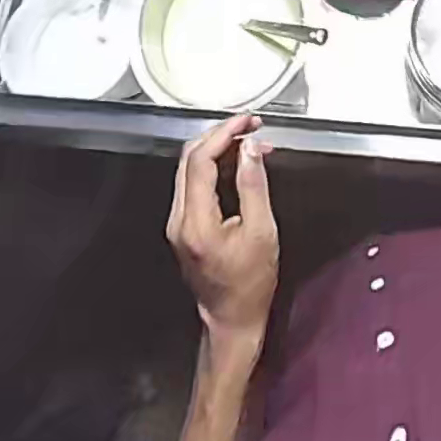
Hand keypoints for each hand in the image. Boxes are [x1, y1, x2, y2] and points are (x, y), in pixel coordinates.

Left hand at [166, 114, 278, 345]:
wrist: (231, 319)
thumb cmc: (251, 282)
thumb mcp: (262, 231)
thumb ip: (254, 185)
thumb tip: (251, 148)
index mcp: (196, 222)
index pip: (200, 161)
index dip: (224, 134)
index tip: (249, 121)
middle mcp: (179, 219)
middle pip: (189, 159)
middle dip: (221, 135)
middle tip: (252, 125)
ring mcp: (178, 222)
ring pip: (190, 169)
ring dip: (219, 148)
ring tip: (252, 141)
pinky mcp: (184, 225)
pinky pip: (195, 183)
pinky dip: (216, 165)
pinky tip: (240, 162)